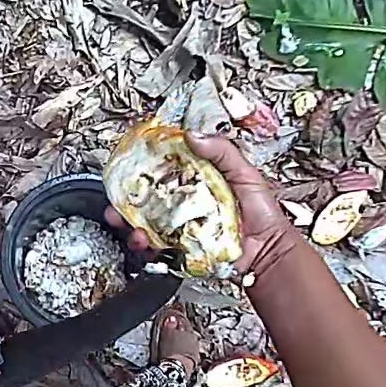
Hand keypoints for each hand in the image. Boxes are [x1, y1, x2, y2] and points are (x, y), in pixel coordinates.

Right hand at [105, 133, 303, 279]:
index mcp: (198, 182)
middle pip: (150, 199)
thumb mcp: (245, 173)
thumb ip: (222, 152)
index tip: (131, 166)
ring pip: (149, 225)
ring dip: (133, 225)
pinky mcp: (184, 251)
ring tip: (130, 226)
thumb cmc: (262, 213)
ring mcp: (184, 228)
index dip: (146, 169)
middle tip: (117, 200)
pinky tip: (145, 243)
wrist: (268, 251)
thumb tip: (192, 135)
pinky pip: (160, 249)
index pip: (167, 172)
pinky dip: (147, 247)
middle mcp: (187, 204)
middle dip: (129, 199)